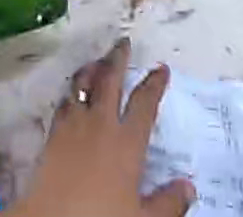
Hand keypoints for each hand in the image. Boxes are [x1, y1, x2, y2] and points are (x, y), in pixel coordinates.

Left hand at [5, 38, 192, 216]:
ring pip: (82, 86)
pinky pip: (64, 104)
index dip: (154, 84)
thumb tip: (189, 187)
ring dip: (91, 70)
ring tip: (97, 61)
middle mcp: (100, 125)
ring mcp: (73, 127)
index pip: (144, 104)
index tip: (161, 68)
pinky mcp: (52, 136)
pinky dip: (71, 93)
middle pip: (110, 81)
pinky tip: (72, 96)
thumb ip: (167, 203)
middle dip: (118, 58)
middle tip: (123, 42)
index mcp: (127, 142)